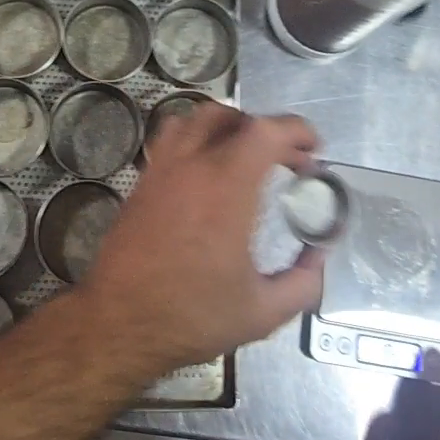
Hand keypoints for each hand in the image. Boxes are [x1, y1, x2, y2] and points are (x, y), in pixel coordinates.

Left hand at [78, 102, 324, 371]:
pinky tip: (206, 169)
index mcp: (227, 188)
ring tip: (247, 154)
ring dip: (229, 126)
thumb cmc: (192, 316)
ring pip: (197, 118)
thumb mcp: (262, 312)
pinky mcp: (143, 180)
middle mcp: (193, 165)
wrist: (120, 322)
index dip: (295, 130)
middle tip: (286, 160)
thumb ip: (303, 282)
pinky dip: (196, 136)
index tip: (312, 150)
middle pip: (233, 117)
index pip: (265, 131)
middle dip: (267, 131)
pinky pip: (171, 137)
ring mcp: (163, 168)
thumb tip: (319, 255)